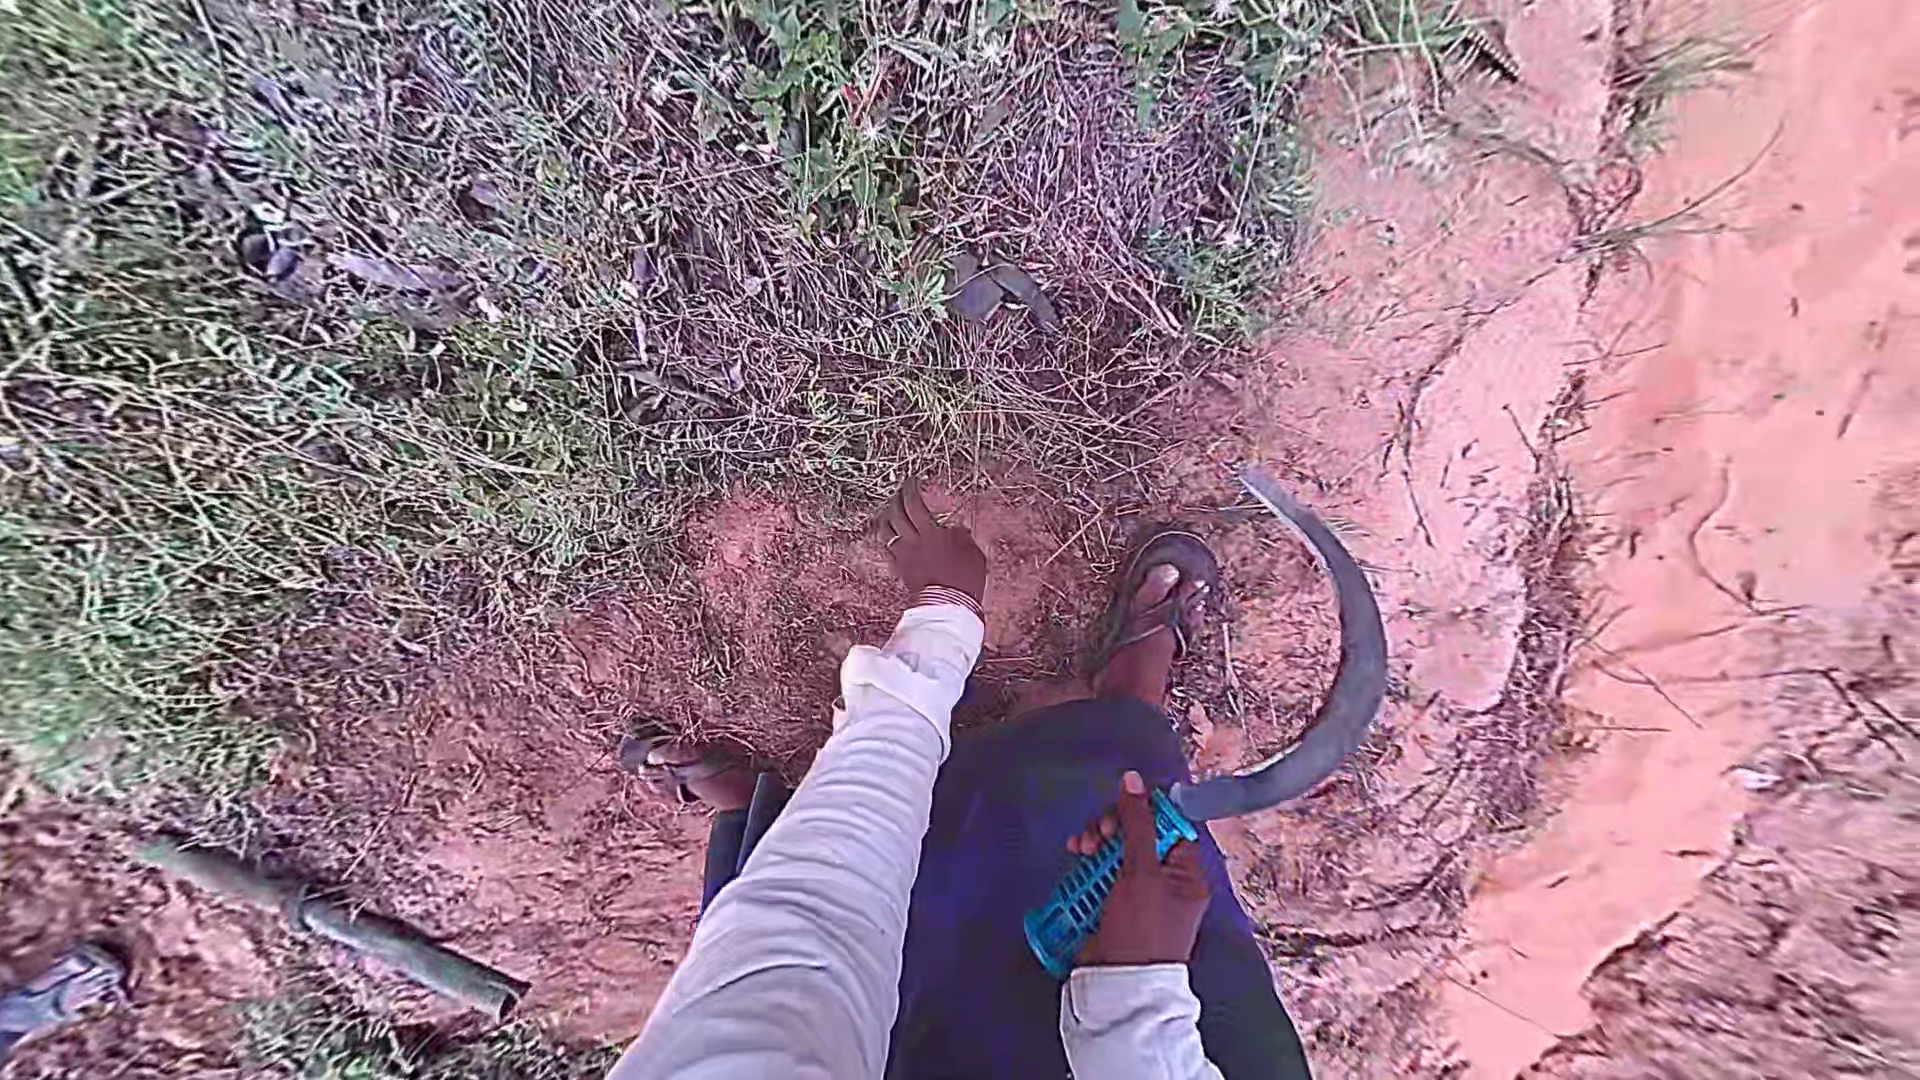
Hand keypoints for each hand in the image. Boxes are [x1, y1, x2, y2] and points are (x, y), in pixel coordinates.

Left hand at [881, 477, 986, 604]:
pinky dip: (886, 537)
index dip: (910, 490)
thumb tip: (955, 528)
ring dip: (887, 516)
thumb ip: (961, 536)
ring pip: (887, 530)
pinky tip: (890, 533)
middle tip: (900, 492)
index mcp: (931, 533)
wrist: (949, 606)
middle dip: (896, 499)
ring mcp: (904, 556)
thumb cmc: (965, 580)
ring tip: (891, 509)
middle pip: (897, 514)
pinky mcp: (901, 569)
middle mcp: (914, 542)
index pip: (915, 505)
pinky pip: (887, 548)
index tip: (912, 482)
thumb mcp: (972, 552)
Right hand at [1069, 770, 1209, 966]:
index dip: (1144, 810)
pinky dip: (1089, 858)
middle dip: (1113, 826)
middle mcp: (1164, 878)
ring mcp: (1137, 888)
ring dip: (1097, 840)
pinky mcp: (1114, 896)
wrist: (1118, 985)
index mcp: (1185, 872)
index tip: (1122, 807)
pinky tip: (1077, 854)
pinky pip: (1102, 865)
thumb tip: (1133, 779)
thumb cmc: (1141, 929)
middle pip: (1138, 831)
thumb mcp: (1141, 871)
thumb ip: (1137, 822)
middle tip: (1100, 833)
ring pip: (1116, 846)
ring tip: (1083, 847)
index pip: (1168, 823)